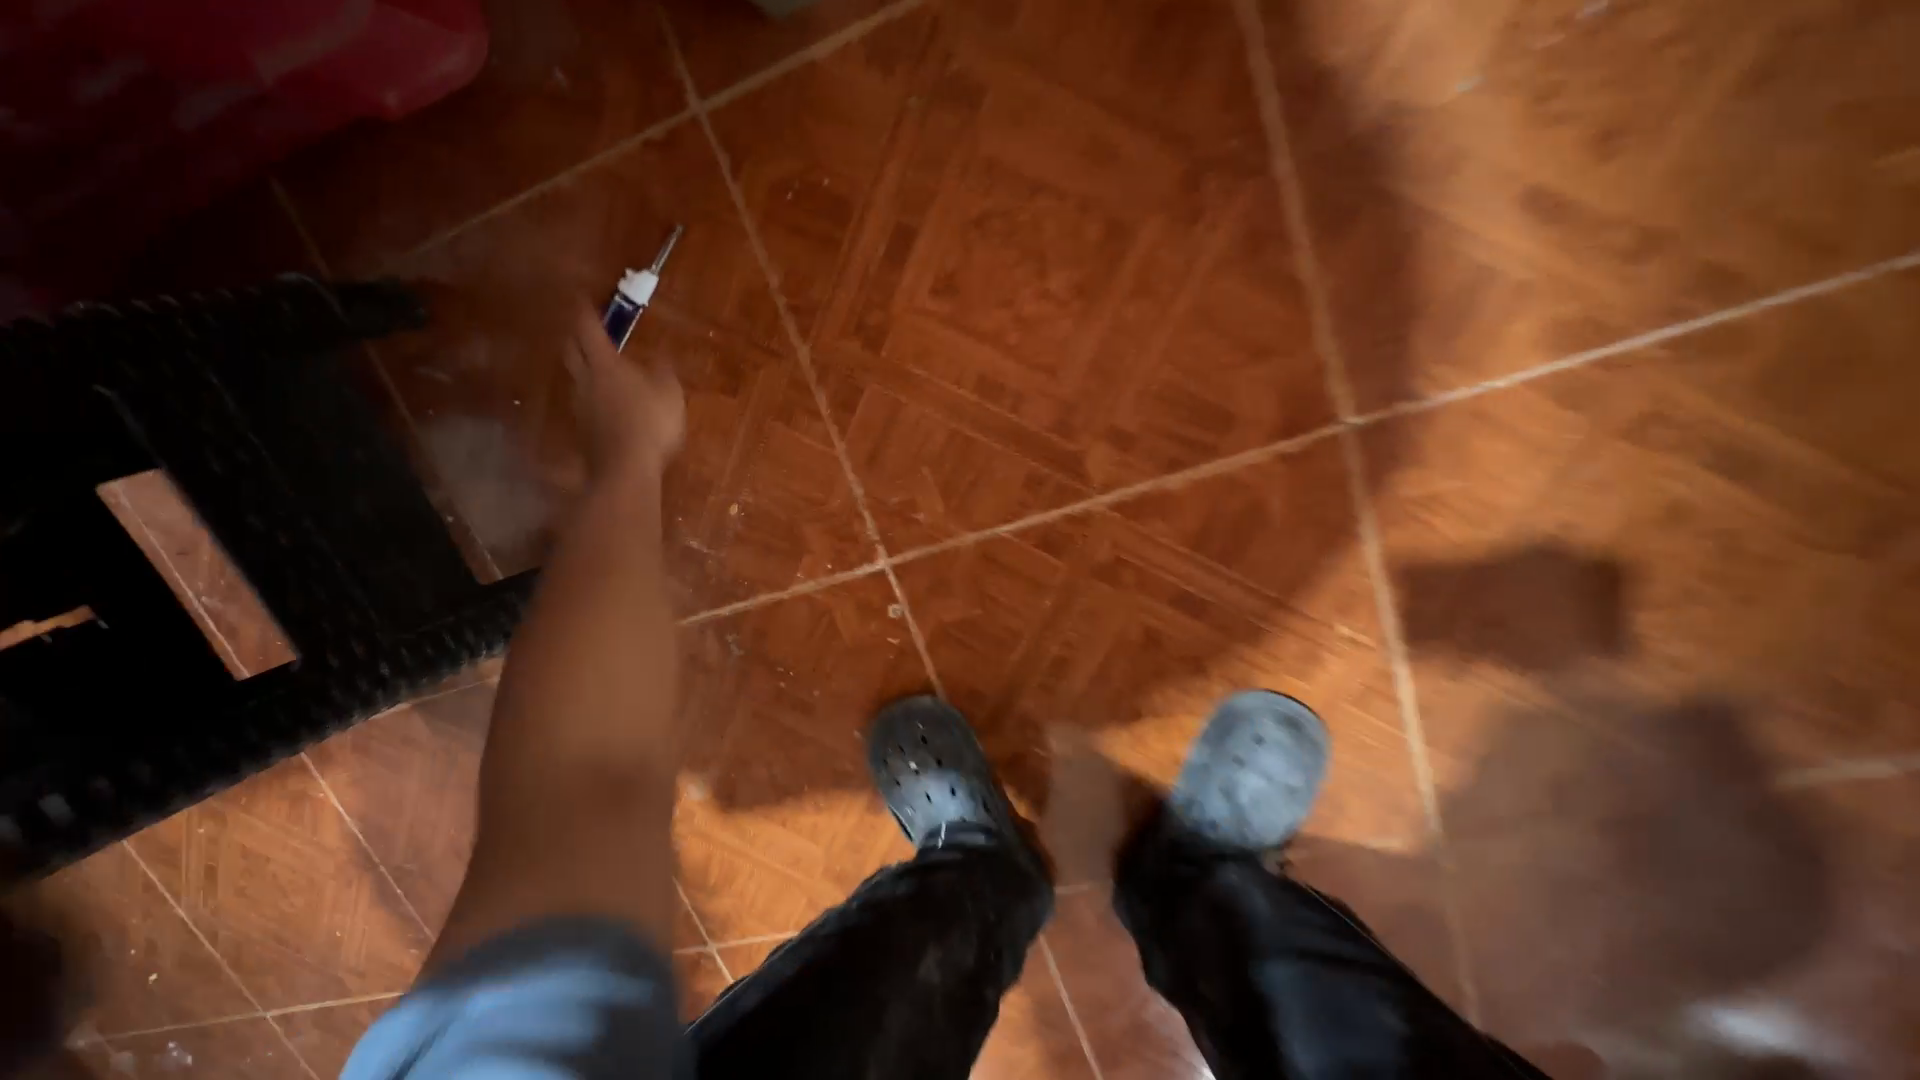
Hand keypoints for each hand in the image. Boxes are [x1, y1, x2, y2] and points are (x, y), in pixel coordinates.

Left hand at [563, 303, 684, 477]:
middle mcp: (585, 379)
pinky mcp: (583, 428)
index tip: (582, 297)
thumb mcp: (669, 392)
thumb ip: (663, 371)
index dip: (585, 311)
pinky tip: (602, 398)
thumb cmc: (650, 423)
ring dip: (581, 365)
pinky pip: (583, 400)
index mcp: (605, 364)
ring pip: (575, 376)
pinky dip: (590, 392)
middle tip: (582, 327)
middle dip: (575, 335)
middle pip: (571, 350)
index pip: (588, 329)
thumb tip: (661, 357)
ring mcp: (580, 405)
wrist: (626, 468)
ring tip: (593, 361)